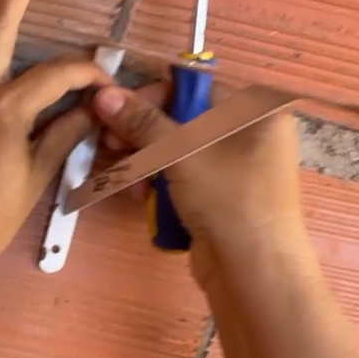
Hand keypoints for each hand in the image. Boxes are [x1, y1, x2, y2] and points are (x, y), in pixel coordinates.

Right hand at [92, 84, 307, 278]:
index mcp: (254, 112)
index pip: (193, 85)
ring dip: (143, 161)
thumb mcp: (182, 154)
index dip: (151, 96)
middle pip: (180, 118)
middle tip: (110, 144)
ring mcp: (232, 165)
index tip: (115, 112)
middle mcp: (247, 132)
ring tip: (124, 179)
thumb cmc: (229, 201)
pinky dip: (157, 181)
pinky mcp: (216, 193)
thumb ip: (142, 122)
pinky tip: (139, 195)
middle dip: (141, 133)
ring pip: (175, 148)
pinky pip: (180, 174)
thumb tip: (103, 93)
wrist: (253, 271)